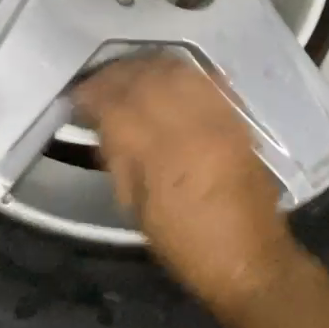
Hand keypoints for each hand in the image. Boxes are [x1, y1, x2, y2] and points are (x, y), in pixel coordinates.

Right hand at [74, 57, 300, 321]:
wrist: (251, 260)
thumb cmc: (186, 244)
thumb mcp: (136, 208)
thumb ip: (120, 159)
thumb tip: (104, 126)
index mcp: (160, 157)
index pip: (117, 106)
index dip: (92, 95)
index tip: (76, 98)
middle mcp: (192, 128)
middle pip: (146, 78)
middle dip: (115, 74)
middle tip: (97, 82)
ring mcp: (220, 119)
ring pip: (176, 70)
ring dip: (145, 67)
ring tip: (127, 76)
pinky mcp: (239, 119)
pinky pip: (207, 78)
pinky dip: (180, 72)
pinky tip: (165, 77)